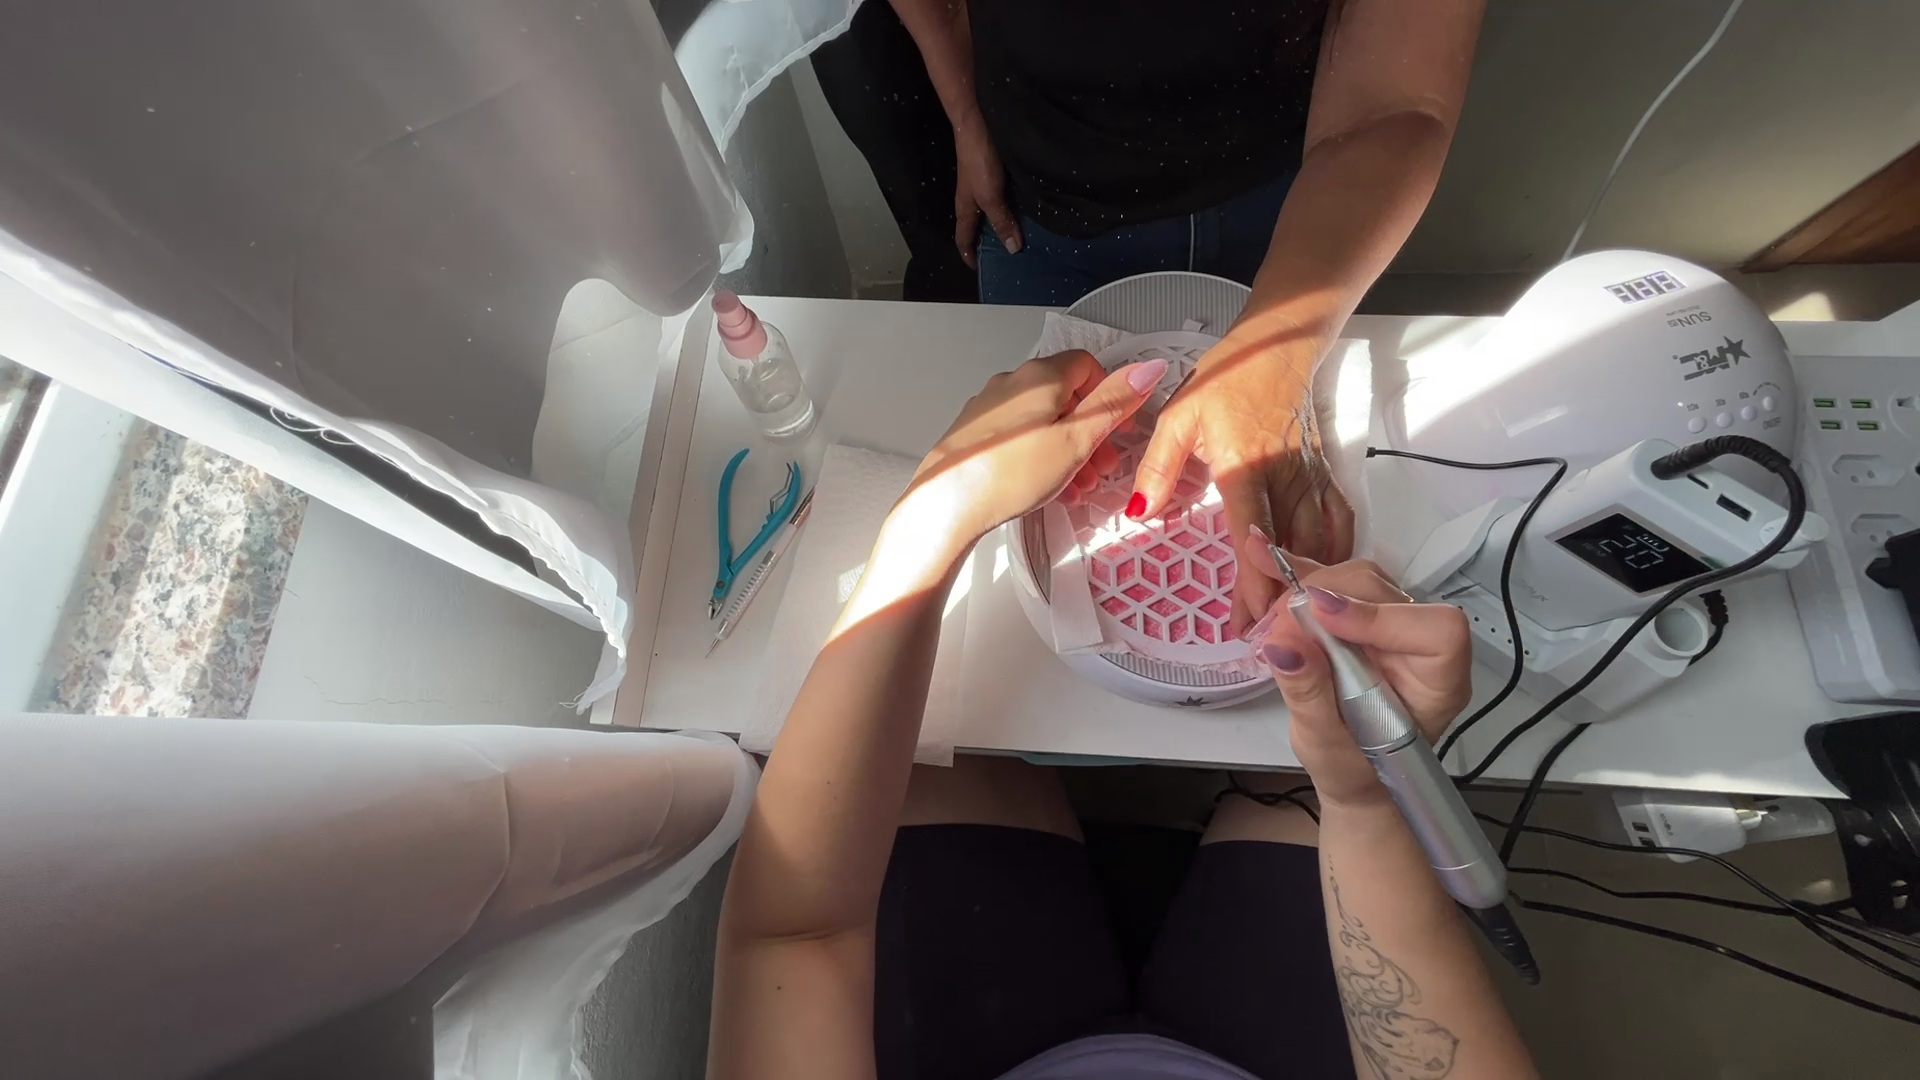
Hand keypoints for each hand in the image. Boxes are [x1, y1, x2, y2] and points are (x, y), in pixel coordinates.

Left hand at [898, 350, 1160, 551]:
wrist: (948, 503)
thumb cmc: (1007, 474)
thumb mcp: (1076, 439)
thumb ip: (1113, 402)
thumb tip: (1145, 368)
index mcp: (1040, 377)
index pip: (1088, 365)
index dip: (1111, 394)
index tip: (1120, 424)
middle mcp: (1011, 384)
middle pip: (1065, 396)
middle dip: (1090, 430)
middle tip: (1102, 464)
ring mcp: (989, 409)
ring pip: (1043, 421)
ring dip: (1067, 449)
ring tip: (1077, 485)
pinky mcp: (975, 435)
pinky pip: (1019, 438)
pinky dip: (1040, 456)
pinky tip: (1046, 487)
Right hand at [953, 116, 1020, 267]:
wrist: (979, 121)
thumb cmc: (978, 160)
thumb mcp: (990, 197)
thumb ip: (1001, 221)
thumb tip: (1012, 249)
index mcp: (965, 208)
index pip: (963, 239)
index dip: (969, 255)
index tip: (979, 268)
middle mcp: (973, 199)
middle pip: (979, 226)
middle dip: (990, 241)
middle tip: (1007, 255)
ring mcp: (983, 184)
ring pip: (993, 211)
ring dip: (1004, 223)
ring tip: (1023, 236)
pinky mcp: (994, 171)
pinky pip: (1003, 196)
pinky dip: (1012, 206)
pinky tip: (1026, 209)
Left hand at [1133, 330, 1353, 633]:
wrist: (1280, 343)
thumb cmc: (1229, 377)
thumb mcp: (1178, 417)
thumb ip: (1158, 468)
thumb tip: (1141, 513)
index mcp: (1246, 468)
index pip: (1253, 536)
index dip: (1255, 582)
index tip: (1251, 620)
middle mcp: (1285, 479)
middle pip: (1290, 550)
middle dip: (1280, 598)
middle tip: (1267, 636)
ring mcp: (1309, 476)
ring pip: (1318, 541)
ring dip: (1307, 582)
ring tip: (1293, 619)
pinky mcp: (1321, 471)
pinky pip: (1337, 519)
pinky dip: (1334, 551)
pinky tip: (1327, 574)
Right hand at [1243, 541, 1470, 810]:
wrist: (1353, 770)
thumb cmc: (1353, 767)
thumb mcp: (1326, 745)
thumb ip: (1309, 695)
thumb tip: (1281, 642)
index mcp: (1436, 682)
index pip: (1434, 630)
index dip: (1379, 615)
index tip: (1321, 618)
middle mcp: (1418, 642)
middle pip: (1382, 591)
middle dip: (1323, 598)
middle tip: (1277, 626)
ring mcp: (1388, 622)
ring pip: (1354, 578)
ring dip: (1303, 585)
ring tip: (1266, 614)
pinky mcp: (1356, 613)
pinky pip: (1327, 581)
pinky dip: (1292, 571)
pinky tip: (1260, 553)